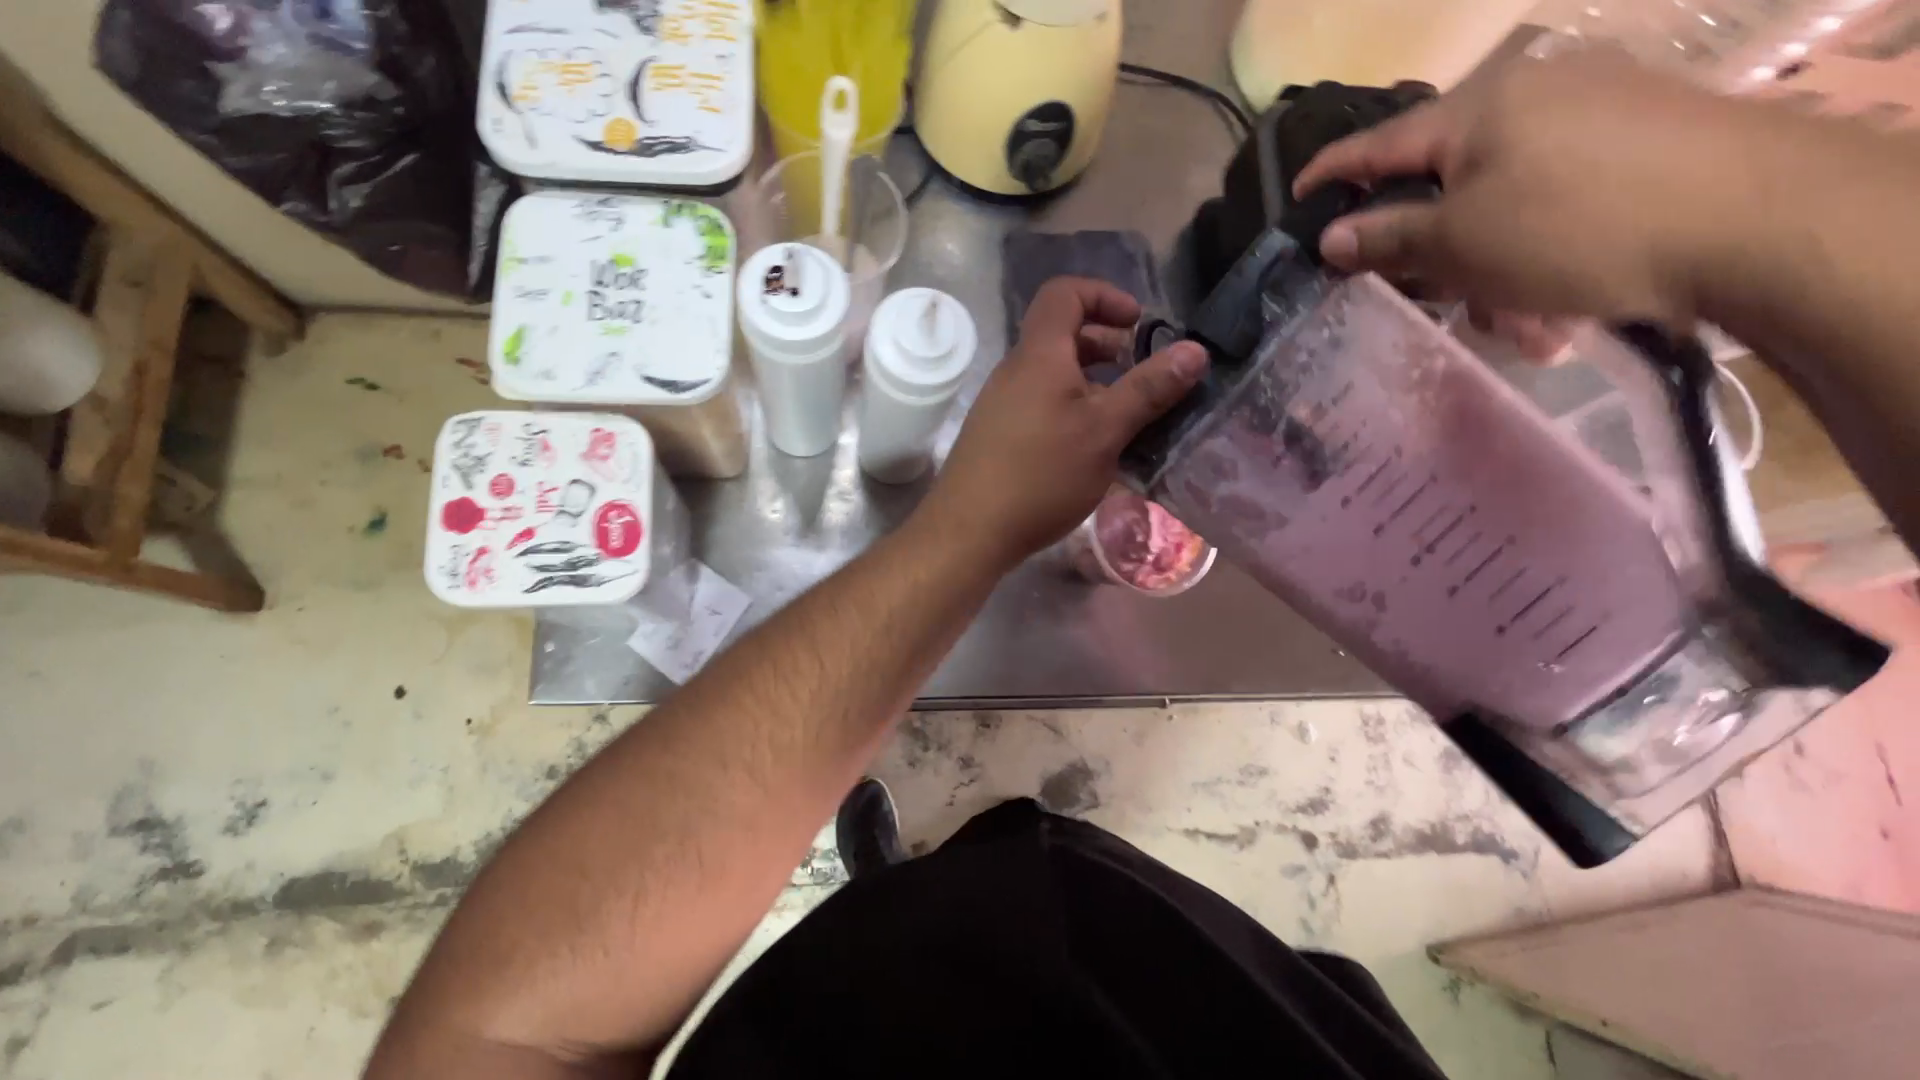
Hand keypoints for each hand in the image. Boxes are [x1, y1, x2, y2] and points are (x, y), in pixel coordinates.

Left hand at [919, 278, 1207, 567]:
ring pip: (1054, 376)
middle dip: (1107, 345)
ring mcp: (1002, 404)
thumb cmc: (1040, 475)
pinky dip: (1074, 411)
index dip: (1105, 295)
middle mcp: (1015, 371)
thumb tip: (1196, 350)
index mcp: (1039, 355)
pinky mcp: (998, 436)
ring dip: (1095, 384)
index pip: (1065, 293)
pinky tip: (1095, 450)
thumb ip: (1149, 389)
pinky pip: (1043, 405)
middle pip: (1062, 335)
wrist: (968, 531)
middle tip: (1141, 374)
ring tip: (1127, 417)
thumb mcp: (1105, 431)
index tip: (1138, 324)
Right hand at [1294, 47, 1771, 332]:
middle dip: (1439, 256)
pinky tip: (1567, 303)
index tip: (1295, 199)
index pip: (1376, 144)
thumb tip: (1330, 239)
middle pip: (1448, 186)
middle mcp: (1531, 98)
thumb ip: (1387, 241)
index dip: (1329, 175)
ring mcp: (1593, 114)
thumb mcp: (1461, 245)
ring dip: (1498, 272)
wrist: (1759, 218)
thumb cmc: (1576, 228)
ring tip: (1526, 324)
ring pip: (1505, 206)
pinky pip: (1560, 203)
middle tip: (1438, 303)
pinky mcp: (1641, 142)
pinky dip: (1547, 255)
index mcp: (1476, 110)